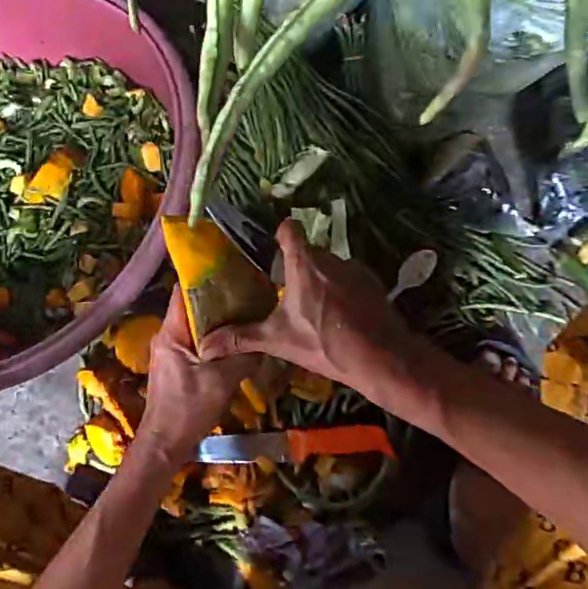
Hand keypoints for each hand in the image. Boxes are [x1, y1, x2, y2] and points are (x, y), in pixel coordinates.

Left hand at [135, 289, 261, 466]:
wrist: (165, 443)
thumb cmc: (188, 409)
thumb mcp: (222, 381)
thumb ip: (242, 356)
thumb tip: (264, 340)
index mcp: (171, 332)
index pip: (182, 292)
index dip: (203, 277)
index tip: (229, 269)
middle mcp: (167, 335)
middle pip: (191, 306)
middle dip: (217, 298)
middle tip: (246, 290)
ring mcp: (170, 350)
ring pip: (195, 324)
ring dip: (217, 319)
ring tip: (245, 311)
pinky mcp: (176, 363)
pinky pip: (195, 340)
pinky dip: (214, 336)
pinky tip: (235, 339)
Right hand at [198, 219, 431, 411]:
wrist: (382, 358)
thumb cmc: (325, 344)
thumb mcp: (279, 341)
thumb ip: (242, 338)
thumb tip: (204, 346)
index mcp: (304, 265)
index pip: (290, 229)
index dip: (282, 232)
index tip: (274, 243)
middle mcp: (330, 259)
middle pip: (309, 251)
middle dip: (298, 266)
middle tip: (286, 289)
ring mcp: (354, 269)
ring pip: (330, 266)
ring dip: (321, 279)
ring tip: (314, 307)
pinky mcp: (373, 283)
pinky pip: (350, 278)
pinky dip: (343, 290)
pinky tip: (340, 316)